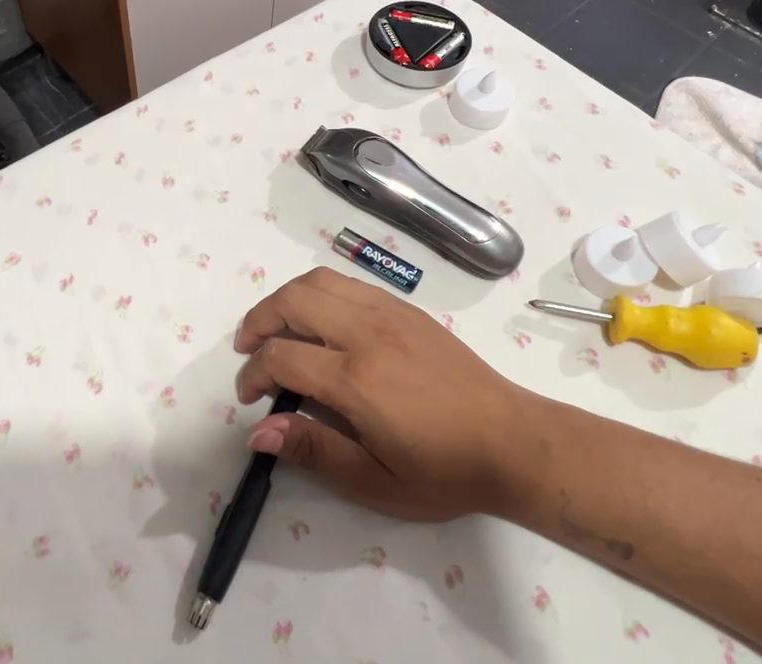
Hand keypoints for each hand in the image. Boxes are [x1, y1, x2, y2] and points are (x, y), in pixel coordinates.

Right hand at [234, 267, 538, 520]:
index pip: (282, 356)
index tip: (249, 397)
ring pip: (319, 281)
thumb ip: (314, 450)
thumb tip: (258, 432)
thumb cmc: (444, 470)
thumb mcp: (375, 481)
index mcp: (357, 379)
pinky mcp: (407, 308)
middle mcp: (368, 333)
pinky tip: (320, 321)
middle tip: (248, 349)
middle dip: (258, 320)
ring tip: (276, 327)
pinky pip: (349, 283)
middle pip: (293, 301)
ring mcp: (389, 313)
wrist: (512, 441)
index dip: (254, 374)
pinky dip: (319, 292)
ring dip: (286, 299)